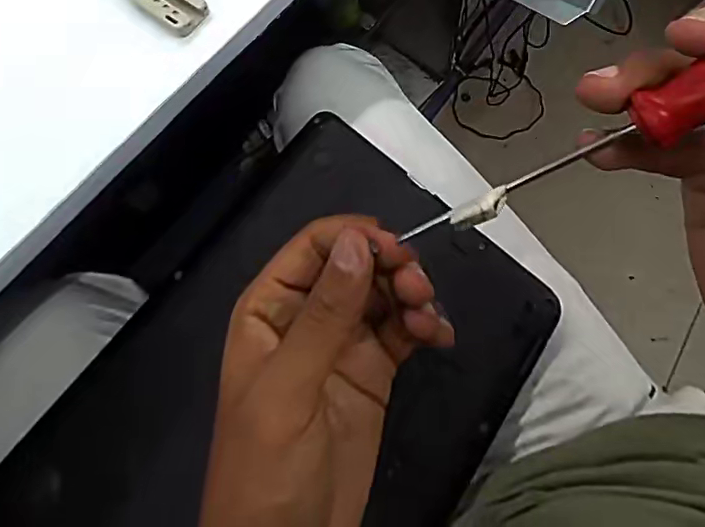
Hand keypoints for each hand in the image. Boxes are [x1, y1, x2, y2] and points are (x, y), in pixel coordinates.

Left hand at [199, 217, 454, 526]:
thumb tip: (353, 243)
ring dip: (410, 293)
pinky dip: (422, 325)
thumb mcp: (289, 388)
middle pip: (353, 265)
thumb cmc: (265, 467)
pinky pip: (400, 331)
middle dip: (389, 265)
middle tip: (419, 285)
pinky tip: (438, 334)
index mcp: (271, 306)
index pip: (313, 248)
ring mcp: (341, 343)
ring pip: (381, 294)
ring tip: (429, 316)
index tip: (394, 248)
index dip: (353, 237)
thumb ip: (324, 316)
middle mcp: (306, 314)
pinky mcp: (371, 372)